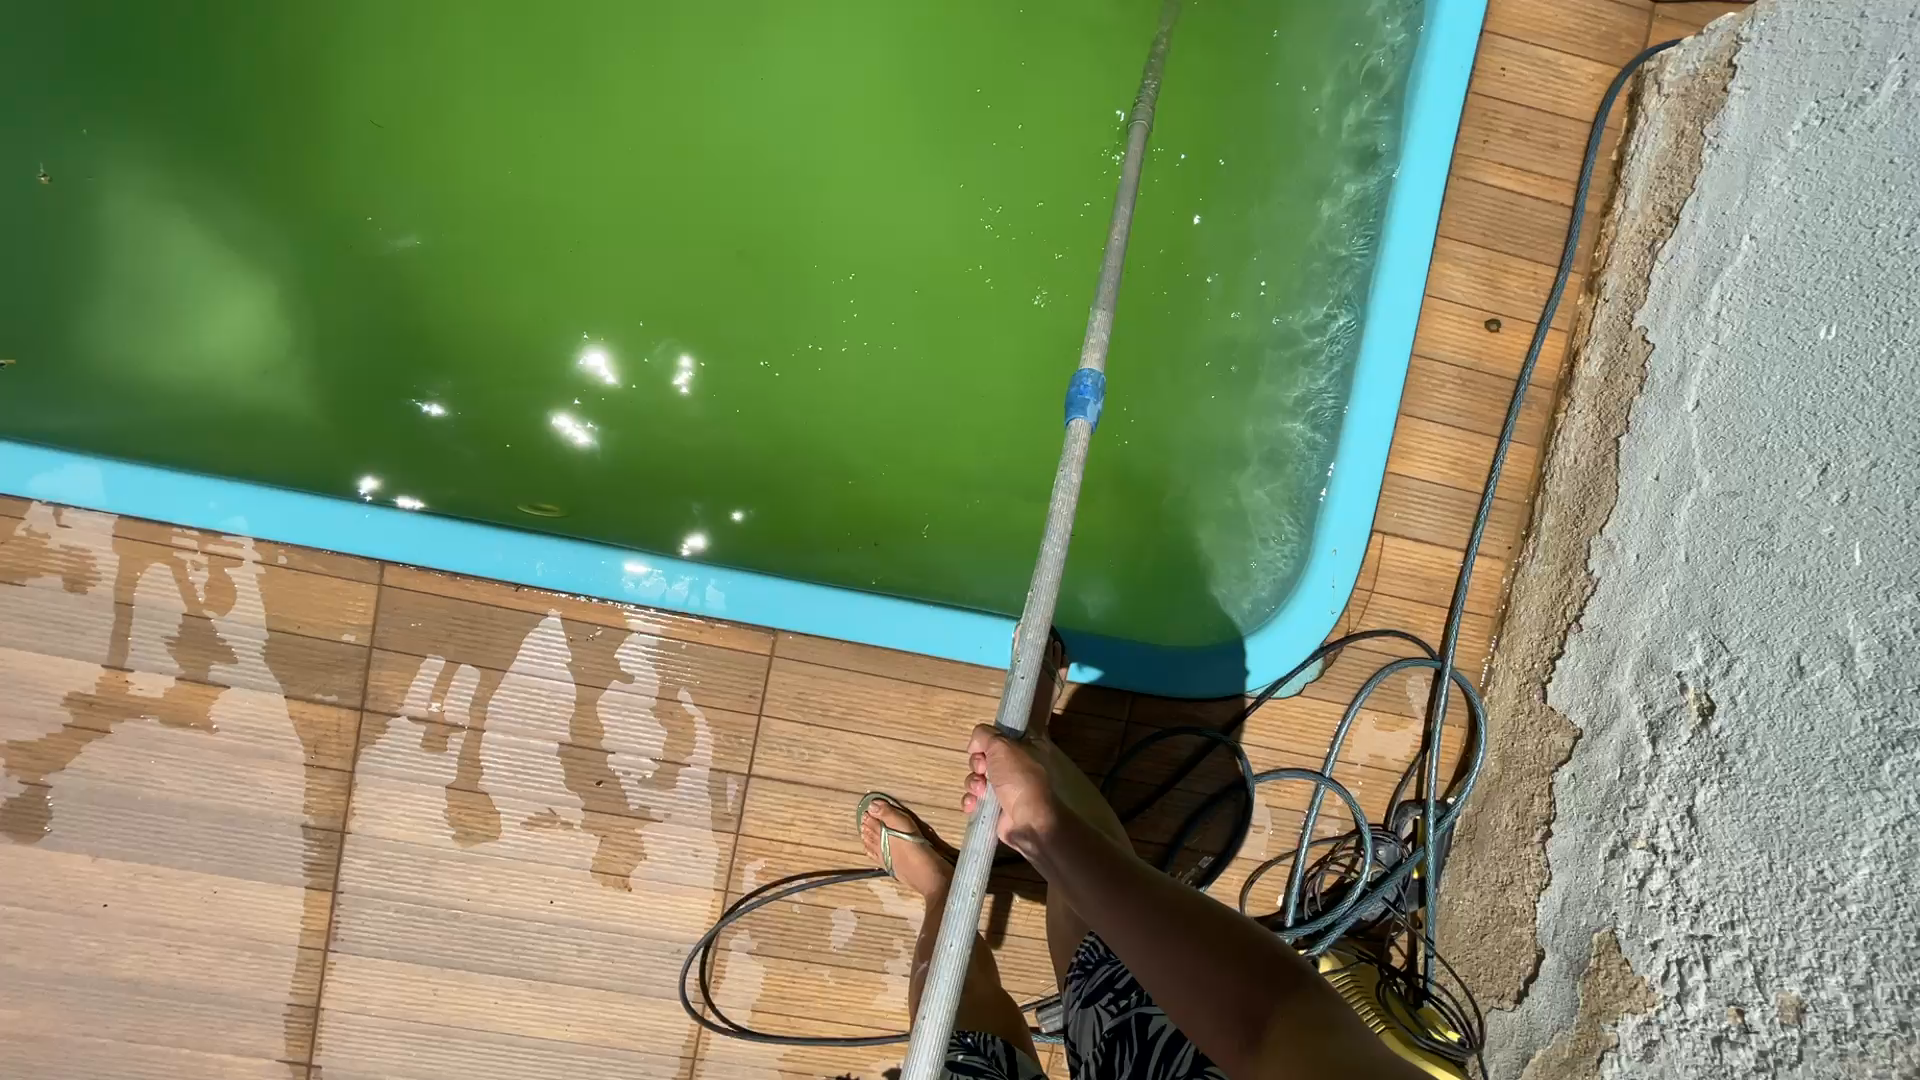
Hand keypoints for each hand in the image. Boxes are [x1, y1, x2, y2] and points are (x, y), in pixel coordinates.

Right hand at [962, 724, 1062, 856]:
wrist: (1029, 821)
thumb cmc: (1019, 778)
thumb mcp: (1001, 745)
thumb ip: (984, 735)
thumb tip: (975, 744)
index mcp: (1028, 747)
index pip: (1003, 734)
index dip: (990, 738)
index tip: (984, 745)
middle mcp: (1018, 766)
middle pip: (986, 755)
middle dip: (978, 763)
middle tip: (982, 769)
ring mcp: (1008, 788)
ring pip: (978, 777)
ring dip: (973, 783)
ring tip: (980, 791)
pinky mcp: (997, 807)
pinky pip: (976, 798)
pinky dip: (972, 800)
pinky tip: (973, 804)